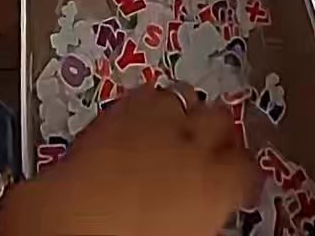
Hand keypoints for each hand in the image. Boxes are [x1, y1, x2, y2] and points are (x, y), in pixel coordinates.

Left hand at [0, 87, 254, 235]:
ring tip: (179, 132)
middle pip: (222, 119)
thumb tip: (206, 213)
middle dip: (220, 133)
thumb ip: (203, 214)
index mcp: (212, 183)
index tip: (242, 184)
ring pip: (186, 95)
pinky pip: (148, 94)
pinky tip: (144, 121)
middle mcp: (189, 140)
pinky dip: (152, 104)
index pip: (247, 168)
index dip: (246, 176)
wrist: (67, 225)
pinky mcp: (119, 106)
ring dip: (186, 112)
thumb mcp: (185, 233)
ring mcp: (153, 117)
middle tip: (213, 153)